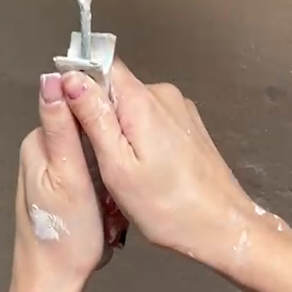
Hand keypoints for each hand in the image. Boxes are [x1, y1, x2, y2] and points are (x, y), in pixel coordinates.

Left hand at [2, 74, 107, 291]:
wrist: (54, 284)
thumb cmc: (63, 239)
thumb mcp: (69, 175)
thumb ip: (61, 125)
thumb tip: (52, 78)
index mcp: (38, 141)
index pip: (74, 102)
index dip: (100, 113)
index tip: (115, 131)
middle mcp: (41, 150)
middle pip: (85, 126)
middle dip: (105, 146)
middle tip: (111, 173)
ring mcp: (52, 168)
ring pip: (91, 149)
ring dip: (106, 168)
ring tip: (109, 193)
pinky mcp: (63, 184)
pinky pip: (91, 169)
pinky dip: (102, 183)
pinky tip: (105, 203)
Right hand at [60, 60, 262, 268]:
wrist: (221, 225)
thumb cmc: (168, 206)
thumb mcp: (118, 167)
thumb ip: (93, 118)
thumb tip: (70, 78)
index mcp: (142, 100)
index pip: (103, 66)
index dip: (82, 83)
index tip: (71, 113)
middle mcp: (163, 94)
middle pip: (117, 88)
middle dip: (101, 116)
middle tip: (99, 159)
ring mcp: (179, 107)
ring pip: (134, 106)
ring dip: (122, 131)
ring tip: (125, 171)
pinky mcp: (187, 123)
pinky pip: (153, 118)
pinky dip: (142, 138)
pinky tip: (147, 170)